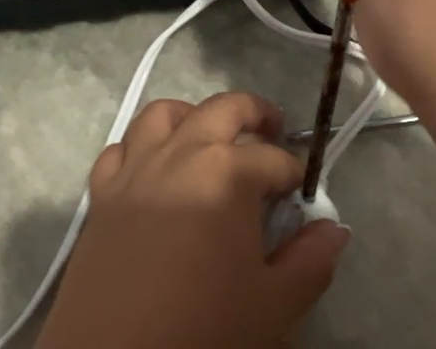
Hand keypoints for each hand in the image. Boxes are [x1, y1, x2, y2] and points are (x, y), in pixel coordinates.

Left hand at [36, 93, 349, 348]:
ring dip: (194, 116)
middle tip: (273, 132)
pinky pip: (120, 148)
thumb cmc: (202, 330)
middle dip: (255, 115)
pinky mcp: (101, 194)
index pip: (275, 159)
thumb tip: (334, 230)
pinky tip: (155, 170)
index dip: (295, 175)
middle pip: (223, 108)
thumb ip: (310, 260)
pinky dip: (142, 147)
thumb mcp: (273, 305)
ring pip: (165, 113)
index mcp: (228, 172)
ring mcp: (135, 169)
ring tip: (212, 139)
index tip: (303, 196)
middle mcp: (181, 153)